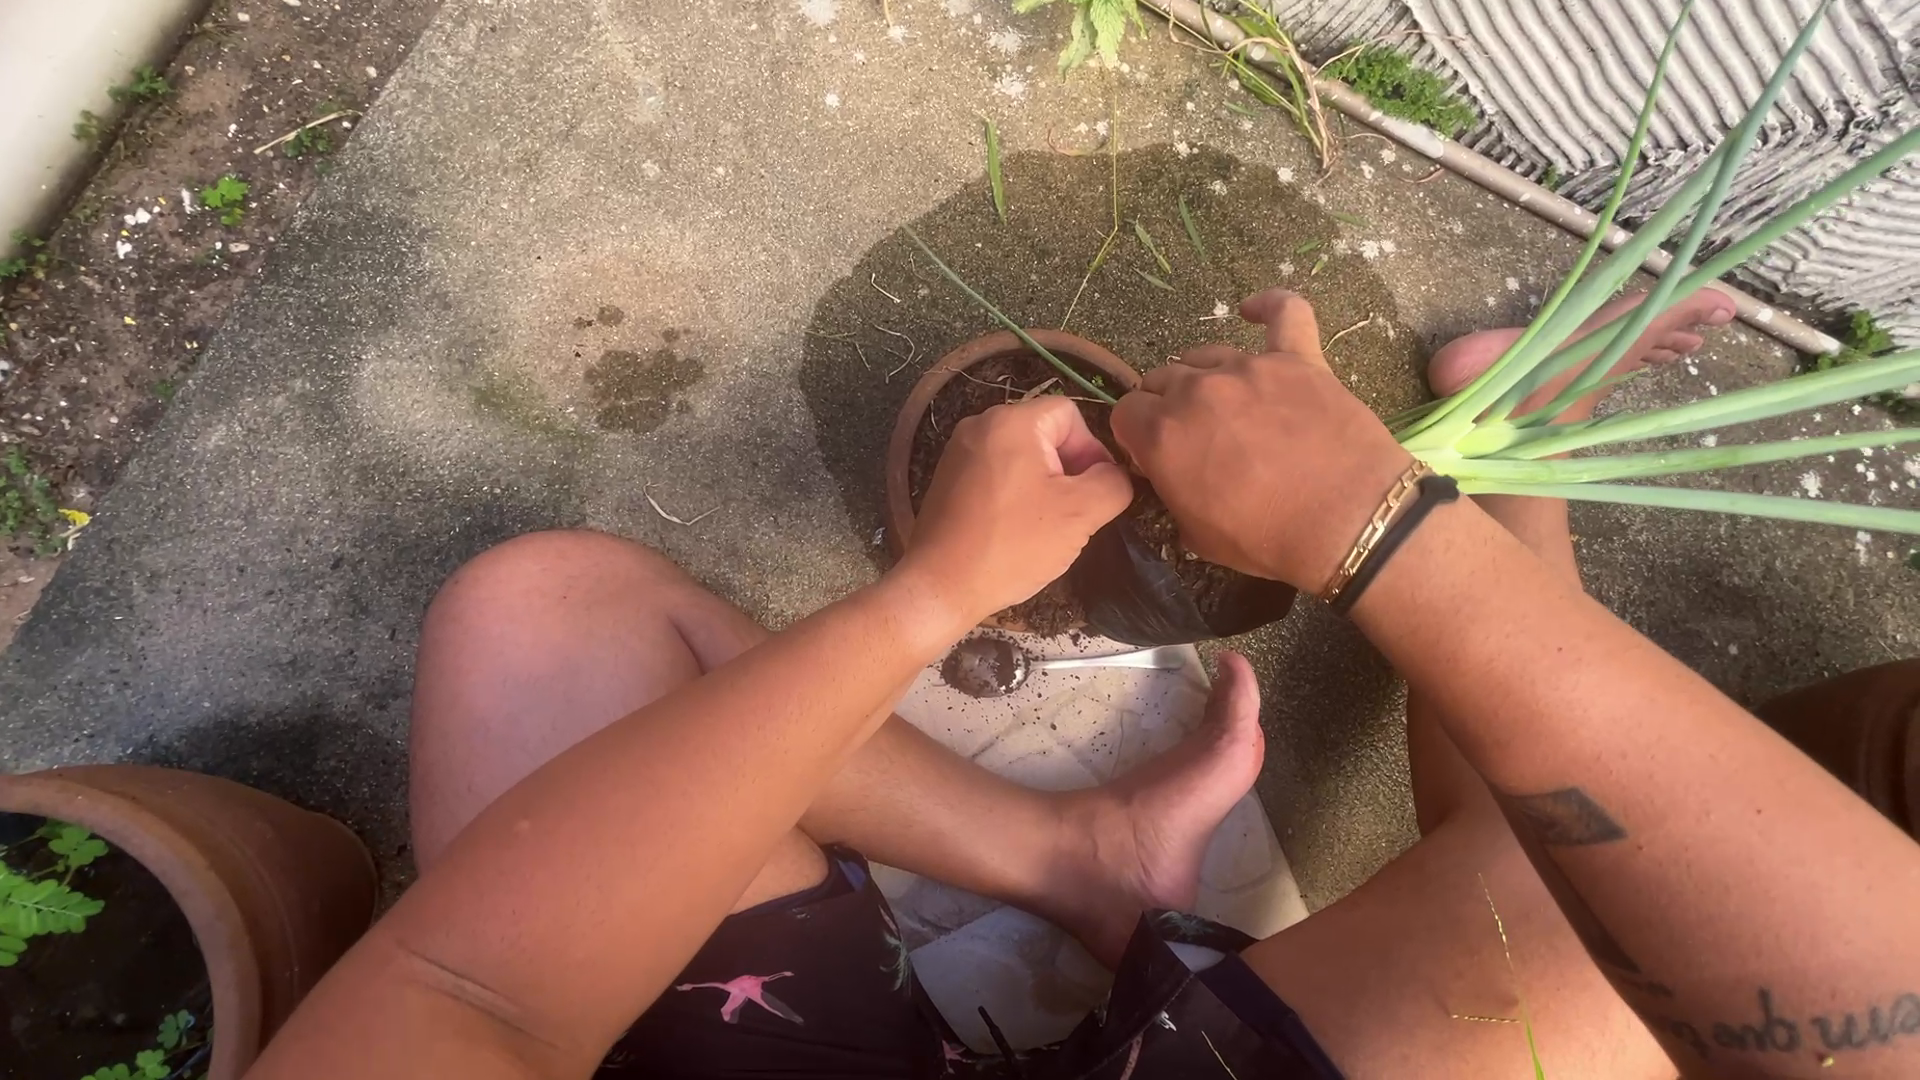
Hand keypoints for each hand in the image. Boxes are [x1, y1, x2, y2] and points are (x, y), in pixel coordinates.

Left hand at [899, 395, 1133, 625]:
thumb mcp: (1080, 513)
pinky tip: (1015, 530)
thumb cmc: (1013, 545)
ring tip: (1045, 526)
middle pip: (1044, 434)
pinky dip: (1014, 496)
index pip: (1070, 414)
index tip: (1092, 492)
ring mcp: (958, 453)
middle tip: (1072, 513)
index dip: (1092, 450)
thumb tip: (1115, 475)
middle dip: (1067, 471)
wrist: (941, 586)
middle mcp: (979, 426)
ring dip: (1042, 487)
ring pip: (1021, 458)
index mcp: (1011, 421)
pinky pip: (996, 475)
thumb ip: (1112, 483)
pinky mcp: (947, 481)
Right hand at [1110, 289, 1412, 589]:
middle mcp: (1195, 390)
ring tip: (1218, 401)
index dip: (1135, 435)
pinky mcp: (1297, 359)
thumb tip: (1165, 473)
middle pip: (1160, 379)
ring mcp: (1247, 368)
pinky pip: (1284, 313)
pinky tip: (1254, 309)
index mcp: (1161, 433)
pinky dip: (1268, 306)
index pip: (1124, 413)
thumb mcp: (1193, 533)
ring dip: (1201, 375)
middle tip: (1188, 434)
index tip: (1151, 453)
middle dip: (1163, 405)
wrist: (1347, 522)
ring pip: (1205, 355)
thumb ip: (1168, 491)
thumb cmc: (1264, 538)